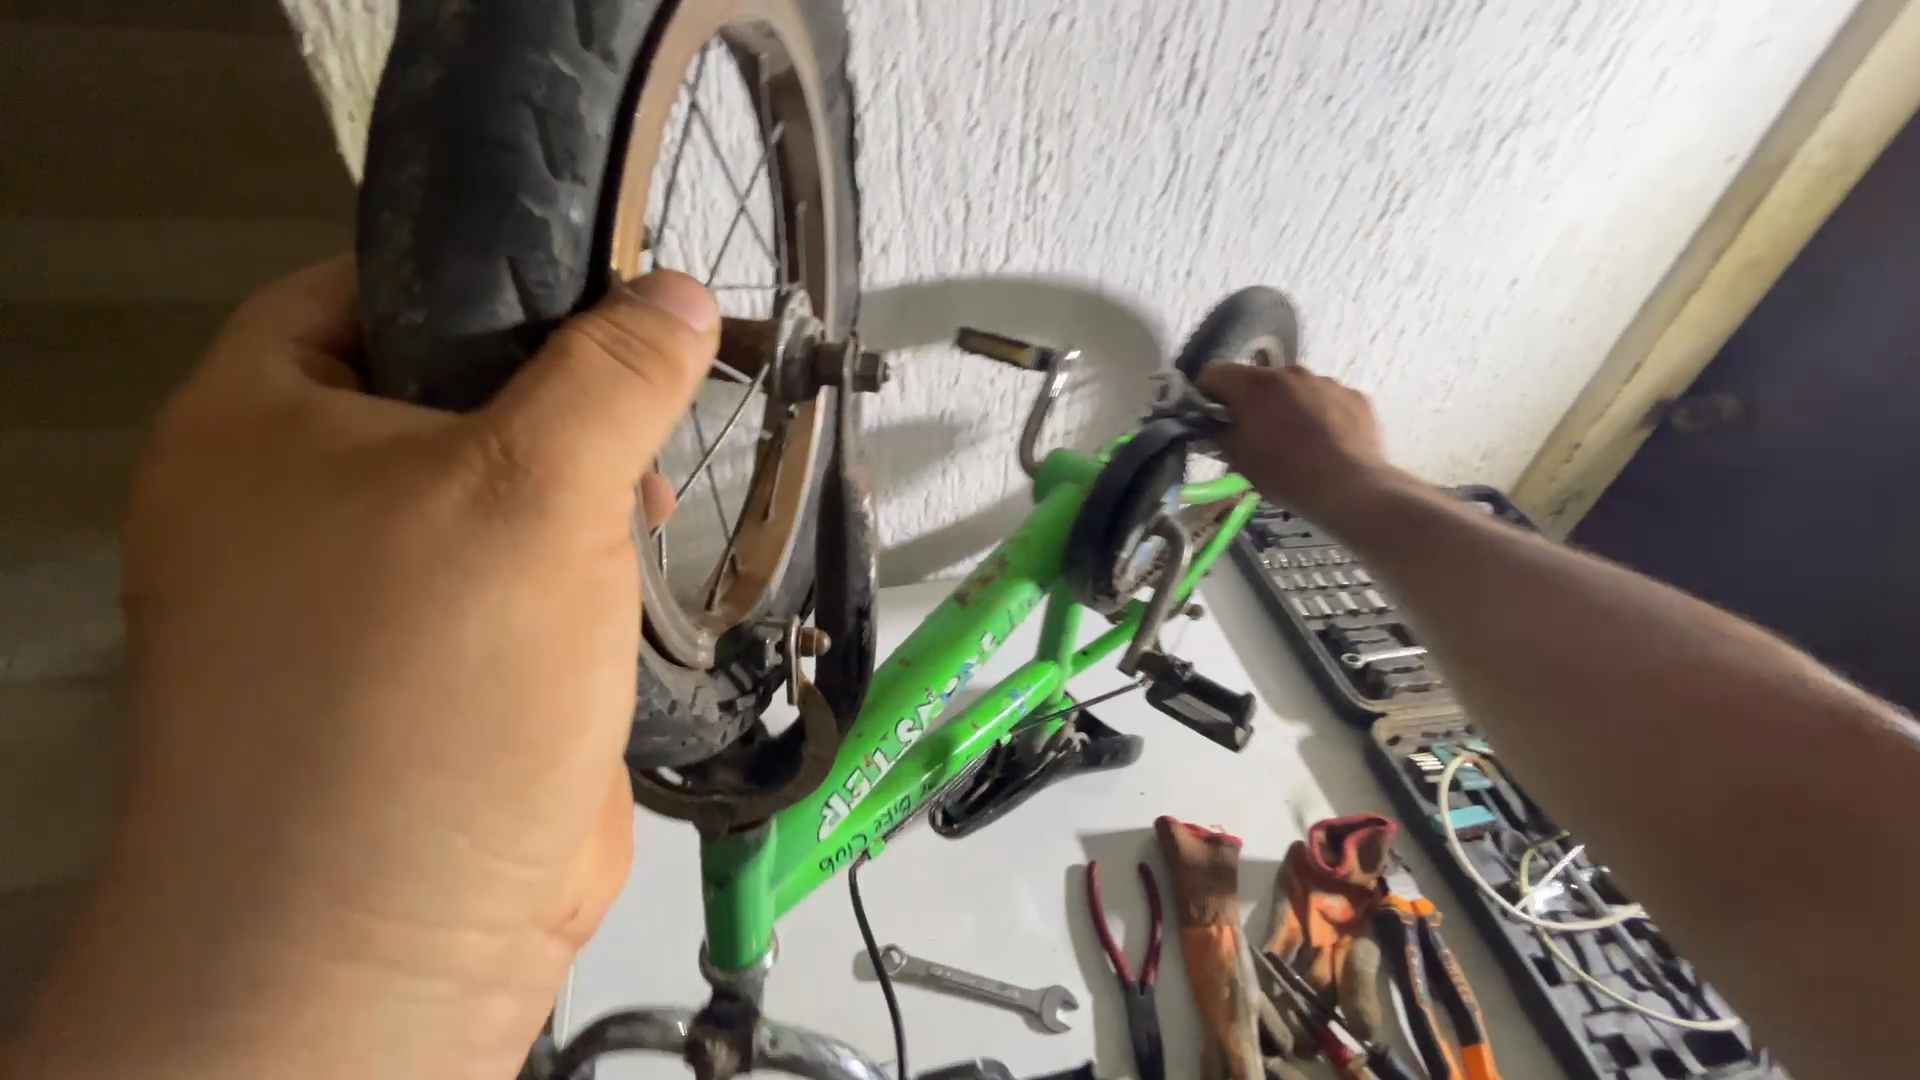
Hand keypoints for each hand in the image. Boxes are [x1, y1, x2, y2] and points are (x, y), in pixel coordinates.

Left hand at [11, 258, 715, 1078]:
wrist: (411, 923)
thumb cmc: (439, 680)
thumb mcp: (536, 492)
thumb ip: (614, 378)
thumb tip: (686, 293)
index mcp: (265, 427)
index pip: (372, 288)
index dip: (488, 273)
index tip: (605, 285)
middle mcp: (308, 502)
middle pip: (455, 392)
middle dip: (563, 399)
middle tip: (650, 413)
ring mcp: (382, 589)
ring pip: (505, 490)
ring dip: (585, 491)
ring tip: (649, 513)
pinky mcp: (457, 658)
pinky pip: (527, 569)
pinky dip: (585, 560)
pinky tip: (640, 576)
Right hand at [1196, 362, 1399, 522]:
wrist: (1349, 488)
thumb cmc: (1284, 475)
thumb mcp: (1239, 459)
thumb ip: (1222, 434)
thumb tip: (1217, 426)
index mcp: (1255, 385)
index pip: (1213, 372)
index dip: (1205, 393)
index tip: (1209, 416)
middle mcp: (1291, 372)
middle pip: (1257, 379)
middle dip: (1250, 401)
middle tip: (1252, 433)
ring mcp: (1326, 381)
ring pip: (1294, 387)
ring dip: (1286, 405)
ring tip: (1293, 439)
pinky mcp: (1355, 395)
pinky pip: (1326, 399)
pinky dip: (1318, 413)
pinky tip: (1323, 442)